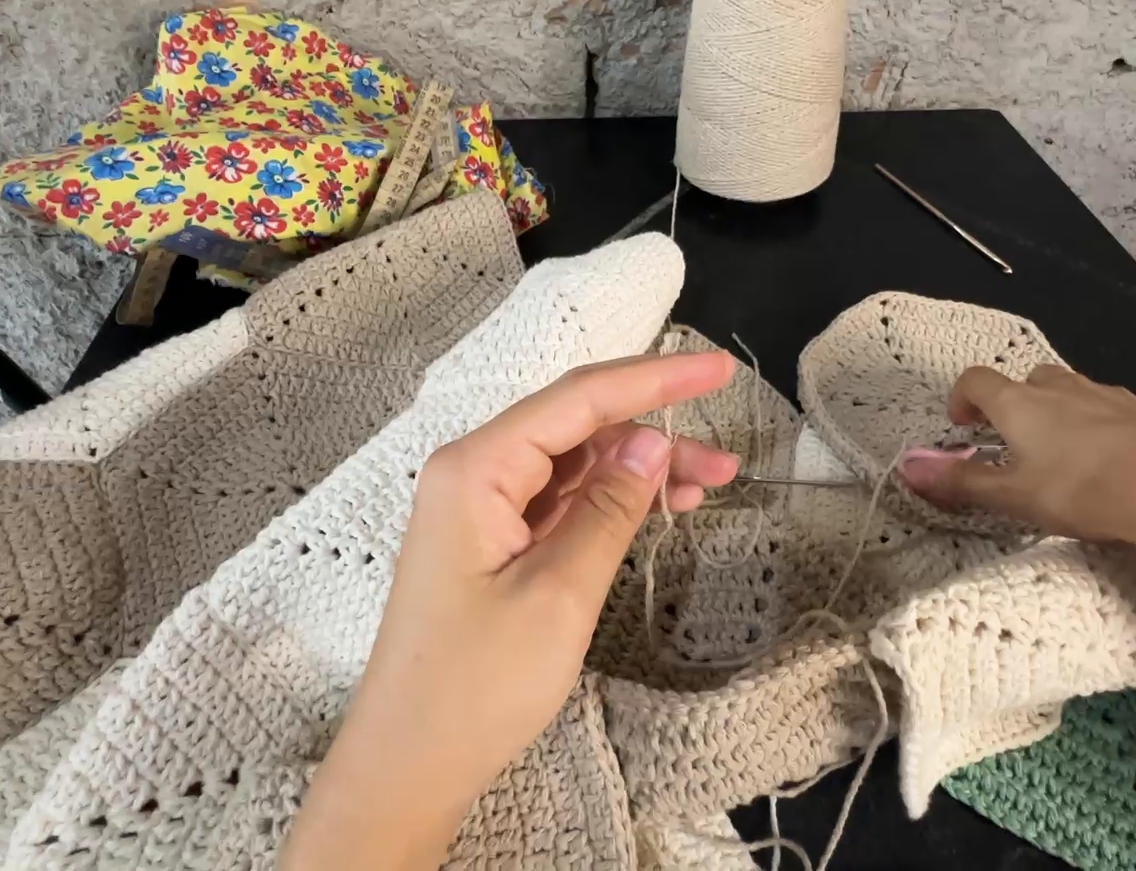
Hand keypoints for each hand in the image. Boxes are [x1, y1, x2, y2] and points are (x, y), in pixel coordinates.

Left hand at [284, 351, 739, 869]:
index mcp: (477, 468)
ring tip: (710, 483)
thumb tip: (652, 441)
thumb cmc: (477, 686)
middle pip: (579, 427)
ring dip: (640, 469)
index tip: (717, 369)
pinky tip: (663, 506)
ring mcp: (485, 505)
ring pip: (578, 463)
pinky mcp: (497, 536)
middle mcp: (477, 470)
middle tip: (725, 456)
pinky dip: (613, 500)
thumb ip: (609, 507)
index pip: (579, 398)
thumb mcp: (560, 593)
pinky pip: (564, 499)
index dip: (655, 379)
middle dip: (655, 431)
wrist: (410, 765)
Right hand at [896, 364, 1135, 560]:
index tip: (962, 426)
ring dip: (1053, 411)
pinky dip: (1094, 423)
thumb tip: (906, 468)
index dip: (961, 398)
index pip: (975, 380)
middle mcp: (1058, 388)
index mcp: (1018, 403)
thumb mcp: (1014, 495)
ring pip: (1067, 390)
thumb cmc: (1083, 489)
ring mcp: (1105, 395)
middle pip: (1023, 380)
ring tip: (1060, 453)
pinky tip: (1107, 459)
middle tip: (1012, 442)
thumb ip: (960, 481)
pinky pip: (1105, 407)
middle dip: (1011, 404)